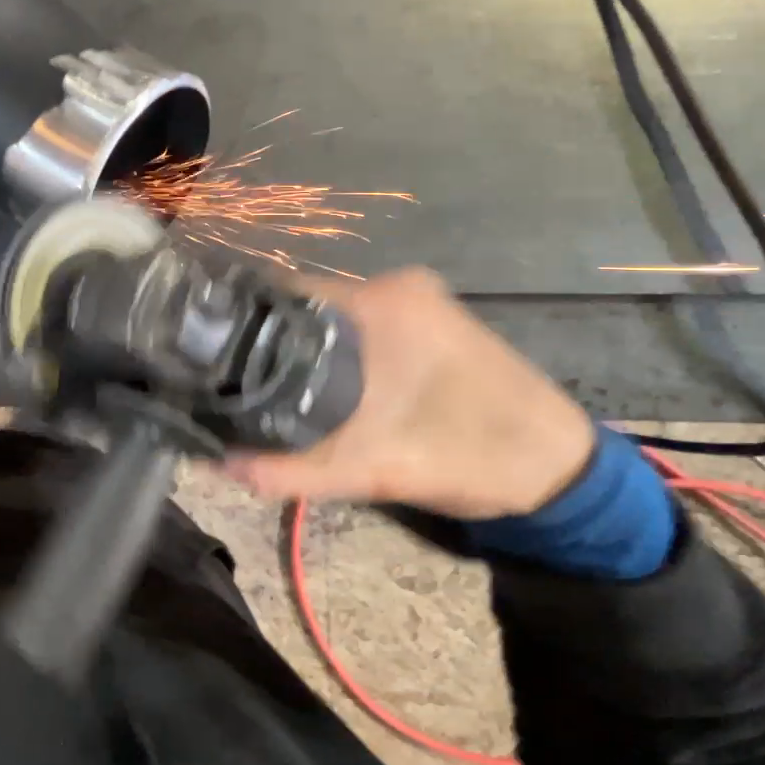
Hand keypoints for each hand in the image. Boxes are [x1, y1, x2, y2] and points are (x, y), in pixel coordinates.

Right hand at [223, 268, 595, 519]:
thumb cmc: (467, 457)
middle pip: (299, 304)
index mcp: (382, 301)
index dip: (236, 320)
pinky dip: (330, 352)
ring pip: (326, 318)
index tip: (200, 350)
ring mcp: (416, 302)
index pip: (279, 292)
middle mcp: (394, 287)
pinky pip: (354, 328)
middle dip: (262, 339)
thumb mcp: (369, 469)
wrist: (564, 478)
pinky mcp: (429, 323)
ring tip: (254, 382)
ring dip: (296, 348)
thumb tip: (214, 463)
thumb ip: (287, 469)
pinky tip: (311, 384)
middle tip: (222, 376)